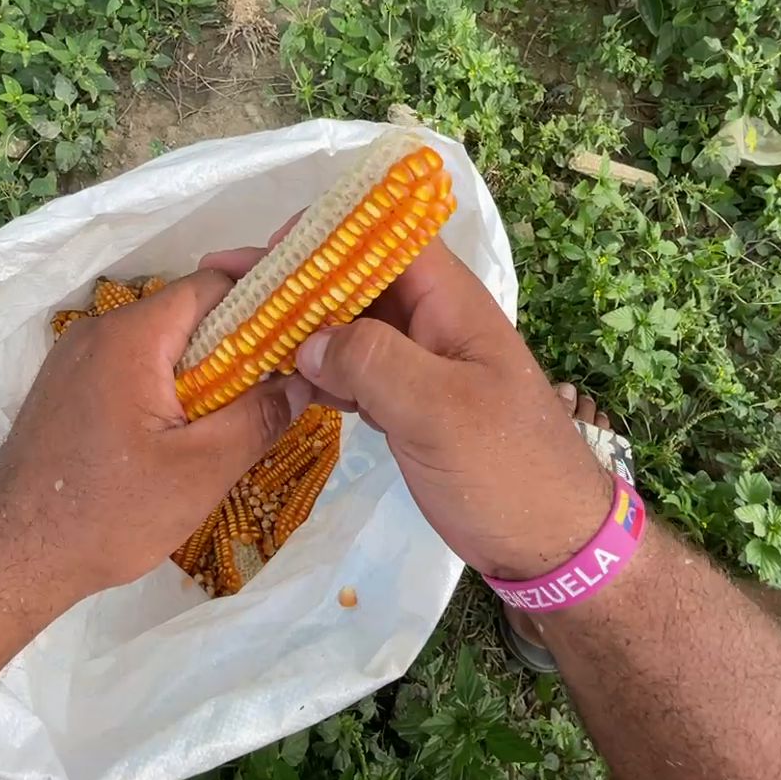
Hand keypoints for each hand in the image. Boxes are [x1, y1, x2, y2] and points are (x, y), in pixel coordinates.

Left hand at [0, 270, 313, 595]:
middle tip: (274, 381)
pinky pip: (131, 364)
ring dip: (202, 367)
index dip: (260, 301)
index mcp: (132, 335)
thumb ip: (258, 418)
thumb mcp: (199, 471)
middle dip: (236, 342)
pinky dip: (166, 383)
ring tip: (236, 409)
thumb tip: (304, 381)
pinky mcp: (67, 384)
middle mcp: (99, 330)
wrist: (8, 556)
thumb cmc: (107, 512)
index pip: (210, 285)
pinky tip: (183, 427)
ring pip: (159, 341)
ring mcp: (76, 356)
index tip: (297, 333)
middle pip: (185, 312)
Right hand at [202, 233, 611, 580]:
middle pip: (355, 281)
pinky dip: (312, 371)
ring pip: (345, 327)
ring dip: (296, 325)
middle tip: (232, 286)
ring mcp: (412, 364)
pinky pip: (347, 371)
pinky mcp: (400, 402)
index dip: (333, 233)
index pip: (388, 239)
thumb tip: (306, 342)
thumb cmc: (507, 468)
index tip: (274, 248)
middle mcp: (427, 322)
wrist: (548, 546)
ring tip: (237, 326)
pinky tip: (271, 378)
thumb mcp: (441, 410)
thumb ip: (374, 363)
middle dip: (297, 279)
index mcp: (449, 304)